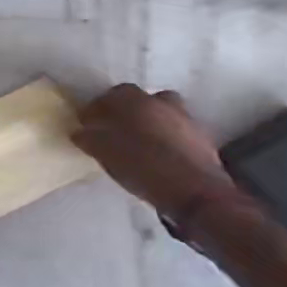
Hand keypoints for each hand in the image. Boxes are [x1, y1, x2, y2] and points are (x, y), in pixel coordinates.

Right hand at [72, 84, 242, 223]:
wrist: (194, 192)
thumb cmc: (140, 165)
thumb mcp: (101, 152)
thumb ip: (88, 137)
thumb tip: (82, 133)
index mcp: (135, 102)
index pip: (112, 94)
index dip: (98, 107)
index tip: (88, 123)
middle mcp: (163, 105)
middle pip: (144, 99)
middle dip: (130, 110)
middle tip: (116, 128)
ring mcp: (188, 122)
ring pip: (165, 114)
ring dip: (151, 123)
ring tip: (139, 142)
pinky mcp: (204, 141)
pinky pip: (179, 132)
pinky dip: (167, 138)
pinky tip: (157, 154)